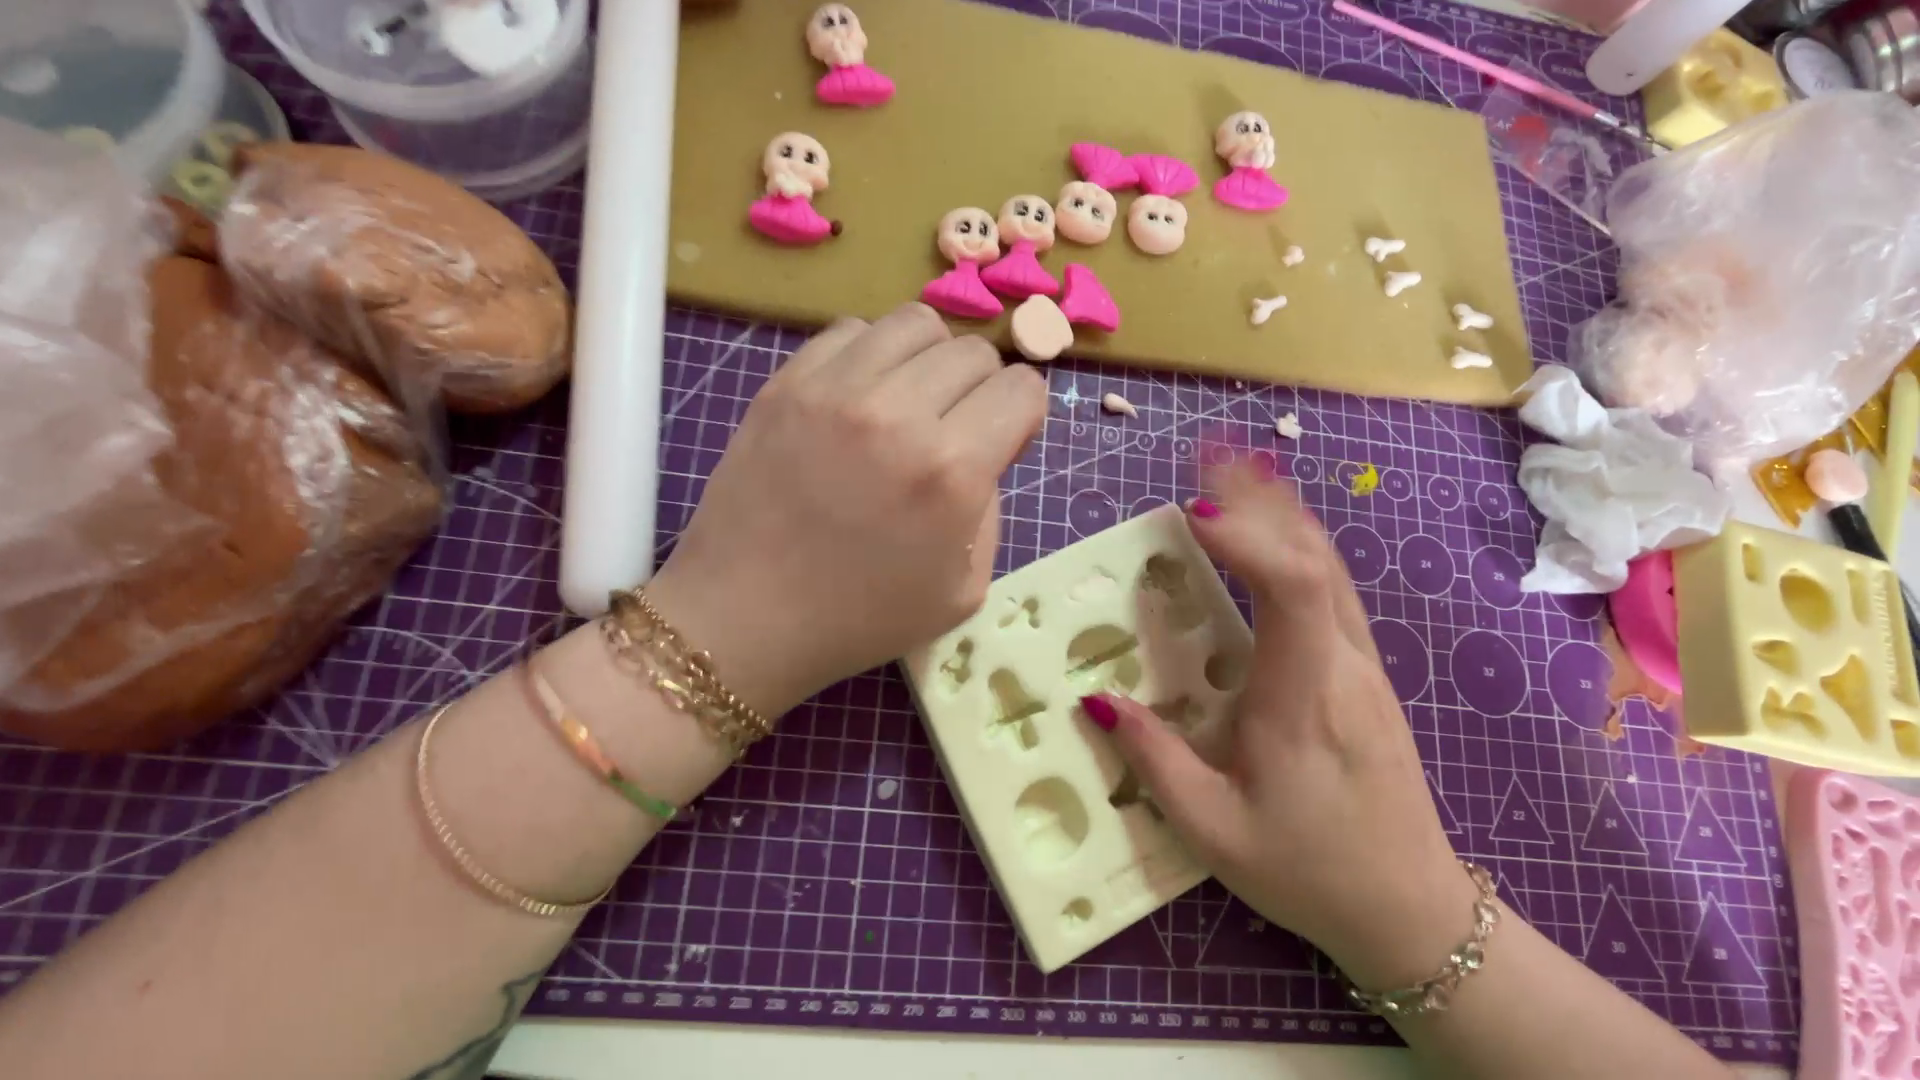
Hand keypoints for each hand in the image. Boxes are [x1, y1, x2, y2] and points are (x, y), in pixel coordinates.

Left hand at [646, 304, 1047, 714]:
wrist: (746, 618)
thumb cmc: (861, 618)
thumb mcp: (963, 590)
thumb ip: (991, 509)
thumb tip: (984, 451)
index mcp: (952, 472)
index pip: (1022, 388)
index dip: (1020, 417)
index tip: (998, 444)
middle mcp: (898, 414)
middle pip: (974, 351)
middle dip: (979, 390)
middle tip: (951, 431)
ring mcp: (834, 390)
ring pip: (915, 324)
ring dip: (928, 361)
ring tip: (908, 402)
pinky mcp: (785, 383)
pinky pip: (852, 331)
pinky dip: (870, 356)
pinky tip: (859, 398)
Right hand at [1087, 457, 1476, 991]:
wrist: (1412, 910)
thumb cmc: (1309, 872)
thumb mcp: (1214, 831)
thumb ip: (1155, 761)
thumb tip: (1097, 699)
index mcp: (1305, 700)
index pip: (1294, 591)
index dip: (1250, 541)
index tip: (1194, 516)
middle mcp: (1345, 667)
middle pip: (1316, 558)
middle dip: (1260, 500)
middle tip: (1204, 458)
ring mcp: (1365, 668)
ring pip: (1330, 568)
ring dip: (1281, 514)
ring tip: (1232, 472)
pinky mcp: (1366, 676)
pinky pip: (1334, 590)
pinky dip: (1297, 547)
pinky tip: (1272, 534)